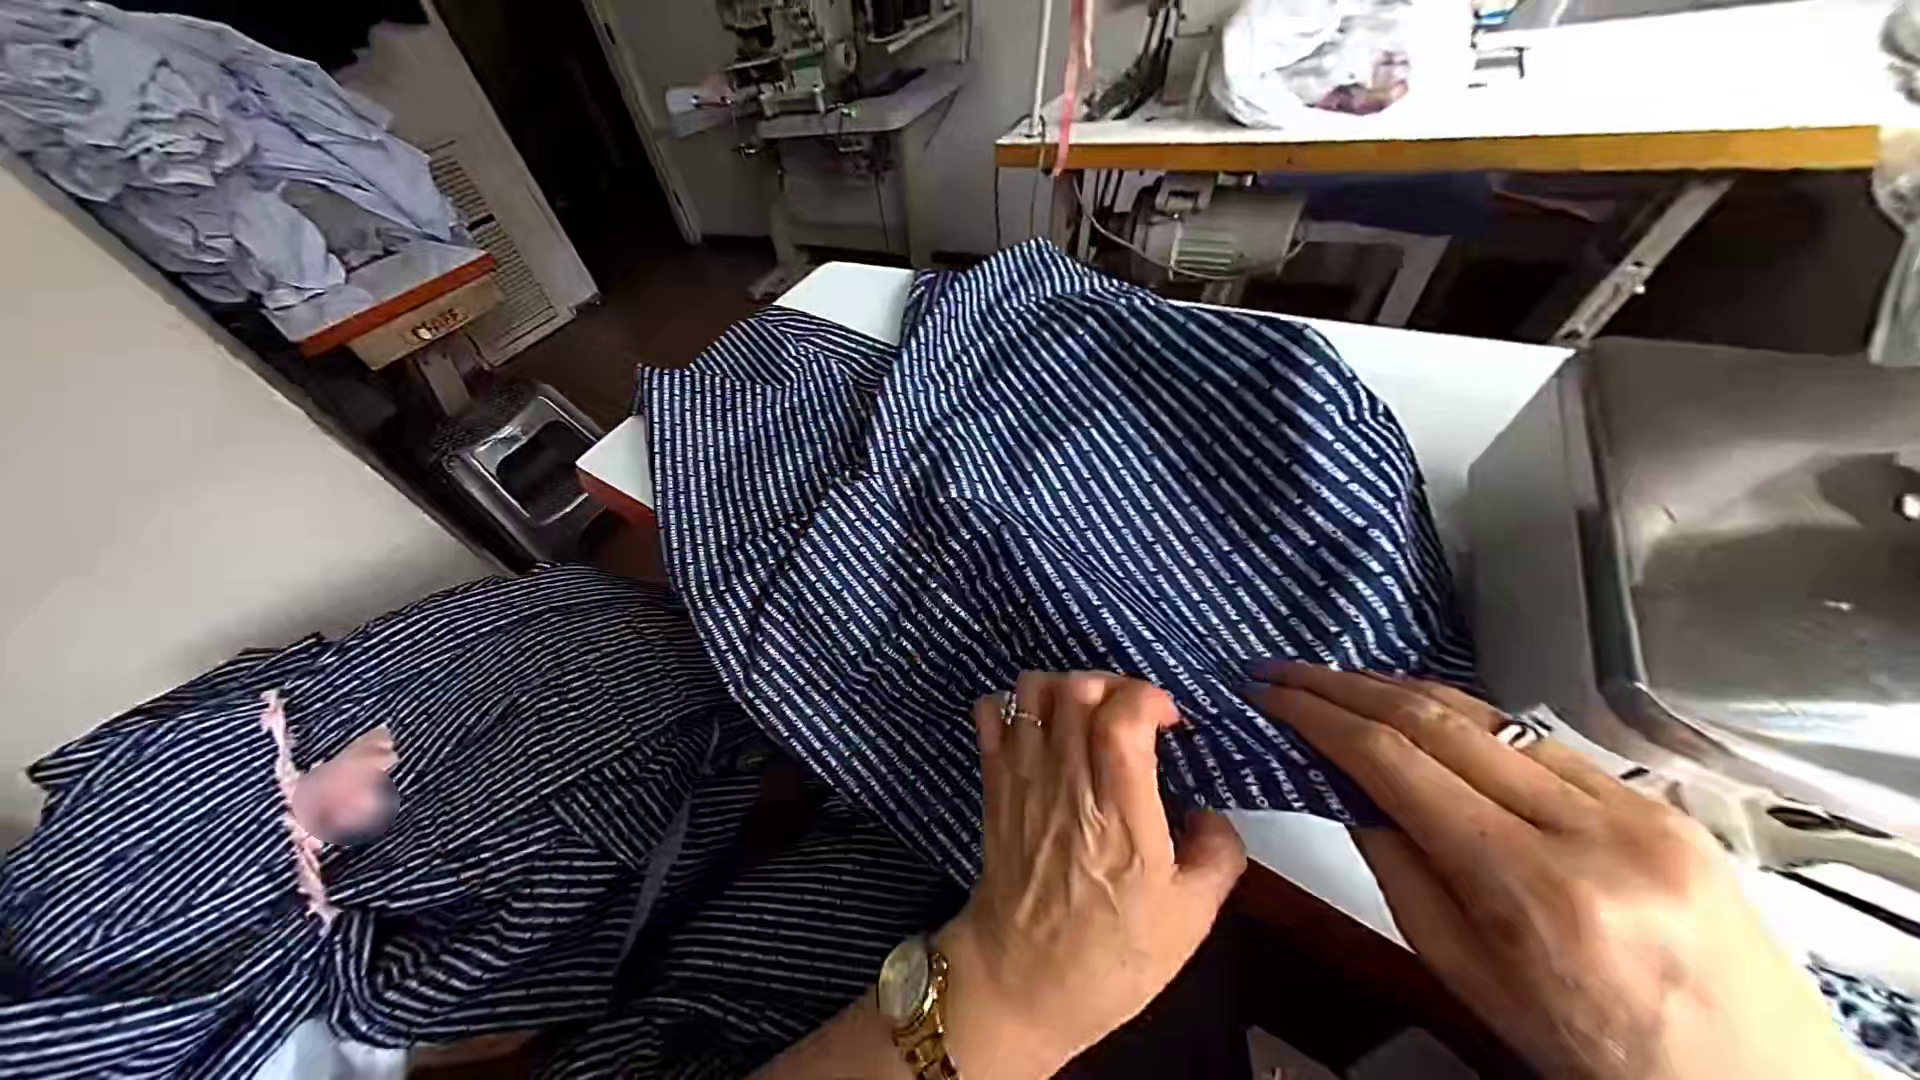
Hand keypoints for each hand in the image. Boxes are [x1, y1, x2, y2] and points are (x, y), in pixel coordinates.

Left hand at [937, 672, 1247, 1078]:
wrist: (1022, 980)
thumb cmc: (1110, 955)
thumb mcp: (1190, 919)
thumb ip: (1217, 854)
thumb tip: (1211, 812)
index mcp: (1121, 815)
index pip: (1122, 717)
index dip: (1148, 698)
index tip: (1167, 719)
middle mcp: (1068, 783)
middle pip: (1078, 690)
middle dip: (1113, 683)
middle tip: (1130, 711)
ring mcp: (1024, 778)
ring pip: (1032, 690)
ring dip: (1063, 686)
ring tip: (1086, 712)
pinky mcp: (994, 782)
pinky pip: (990, 714)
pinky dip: (1011, 704)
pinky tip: (1037, 725)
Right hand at [1241, 663, 1863, 1079]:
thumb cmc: (1585, 1046)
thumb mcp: (1461, 966)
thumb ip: (1393, 862)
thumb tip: (1343, 780)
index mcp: (1537, 889)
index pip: (1397, 762)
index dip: (1320, 716)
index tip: (1270, 694)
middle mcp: (1594, 829)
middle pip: (1436, 720)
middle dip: (1344, 685)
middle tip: (1285, 669)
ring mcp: (1637, 805)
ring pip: (1482, 714)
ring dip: (1394, 686)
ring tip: (1335, 679)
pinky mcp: (1656, 797)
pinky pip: (1528, 733)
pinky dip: (1453, 711)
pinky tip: (1413, 707)